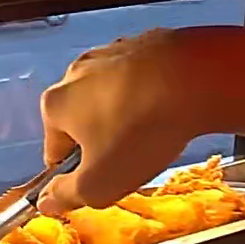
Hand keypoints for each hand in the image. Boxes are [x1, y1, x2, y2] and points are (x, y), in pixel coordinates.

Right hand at [37, 29, 204, 212]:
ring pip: (109, 97)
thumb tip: (46, 202)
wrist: (198, 78)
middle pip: (80, 121)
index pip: (54, 152)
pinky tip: (170, 105)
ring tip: (155, 131)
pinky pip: (139, 77)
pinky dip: (148, 92)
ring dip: (124, 115)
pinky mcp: (143, 41)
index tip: (103, 179)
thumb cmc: (141, 134)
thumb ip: (66, 196)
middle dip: (100, 141)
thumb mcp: (99, 184)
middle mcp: (74, 72)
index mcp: (55, 104)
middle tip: (132, 158)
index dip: (77, 173)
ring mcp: (109, 52)